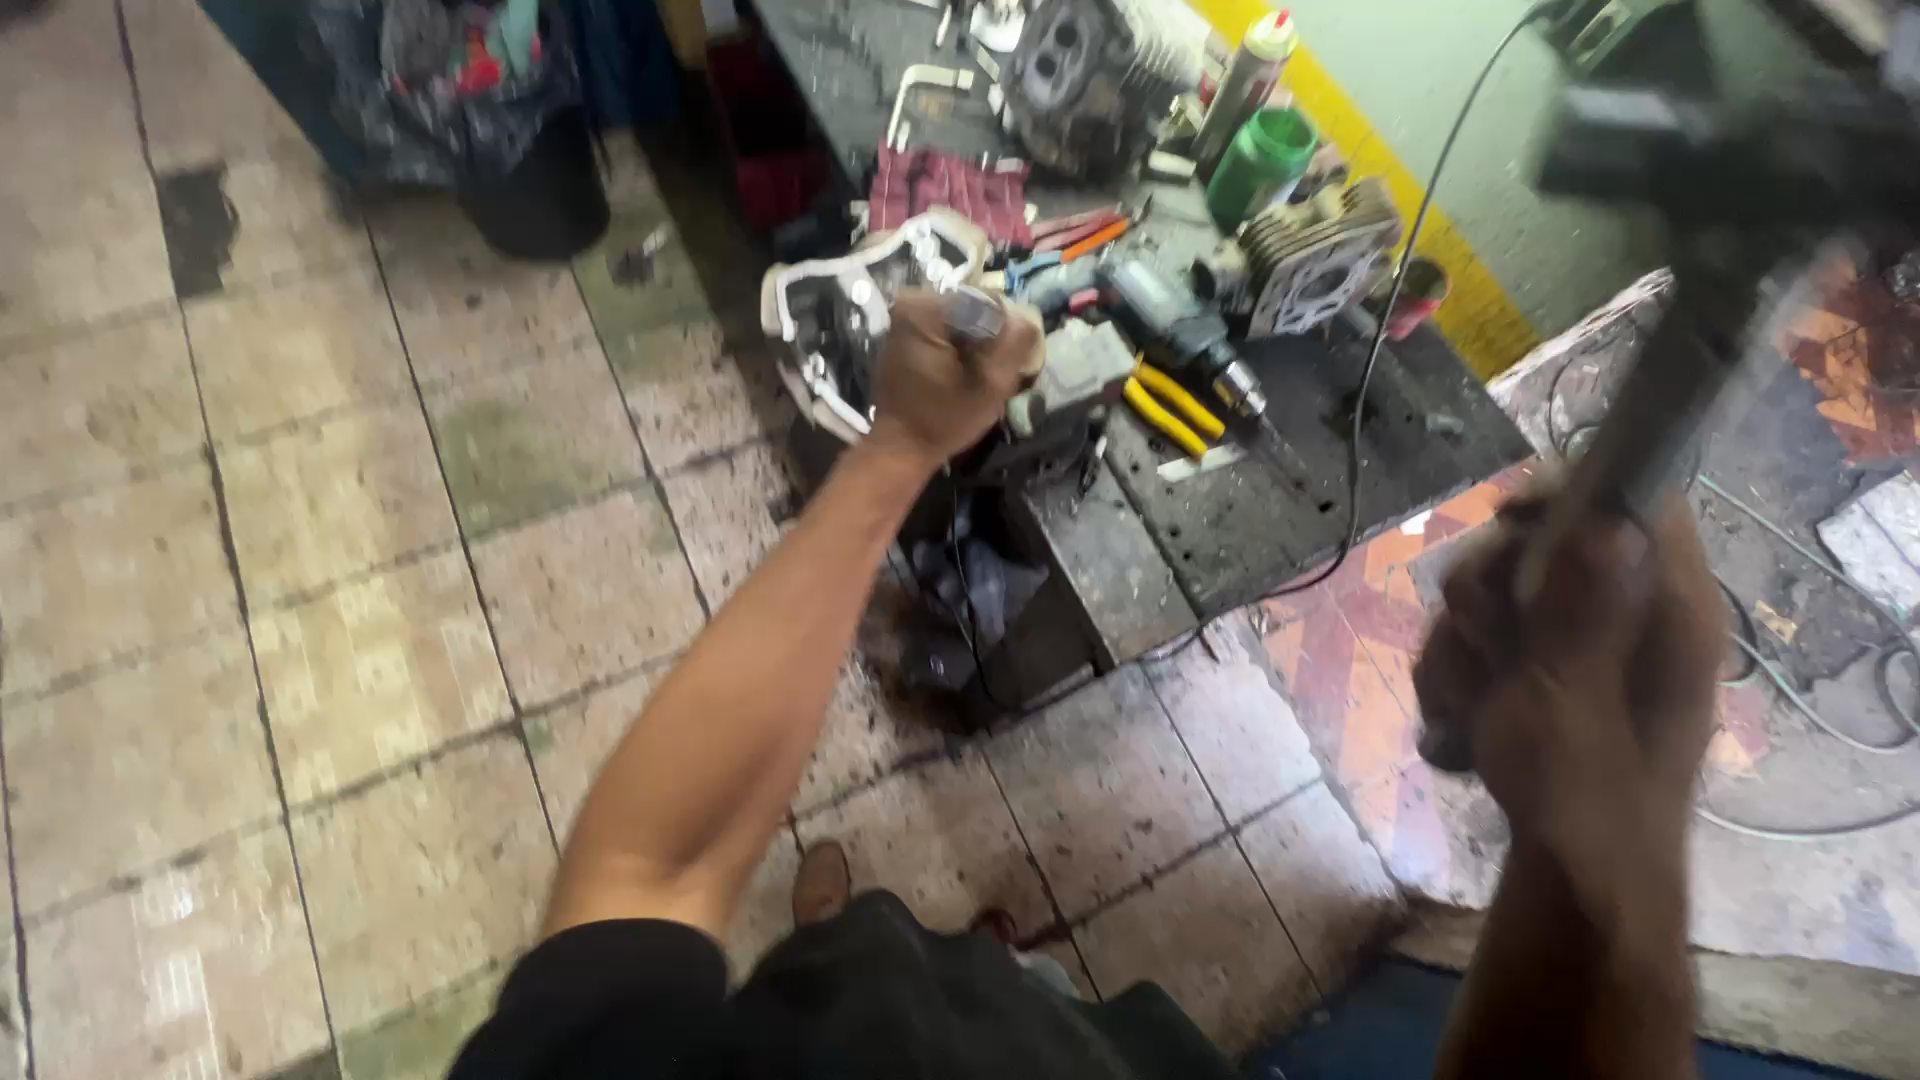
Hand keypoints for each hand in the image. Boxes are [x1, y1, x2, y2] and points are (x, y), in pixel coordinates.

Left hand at [864, 289, 1042, 469]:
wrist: (901, 448)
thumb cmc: (944, 420)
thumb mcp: (991, 386)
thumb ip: (1014, 345)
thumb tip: (1026, 319)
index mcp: (926, 309)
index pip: (989, 303)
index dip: (1005, 335)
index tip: (1003, 367)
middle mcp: (910, 304)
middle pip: (974, 310)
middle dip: (990, 340)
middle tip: (991, 375)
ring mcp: (904, 320)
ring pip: (962, 322)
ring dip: (976, 347)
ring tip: (975, 379)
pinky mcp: (905, 337)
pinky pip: (945, 332)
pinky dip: (958, 351)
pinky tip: (959, 377)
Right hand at [1413, 498, 1723, 907]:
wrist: (1566, 869)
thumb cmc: (1580, 794)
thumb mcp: (1570, 701)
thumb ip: (1581, 612)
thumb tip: (1607, 519)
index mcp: (1662, 613)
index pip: (1632, 507)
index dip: (1566, 499)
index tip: (1505, 525)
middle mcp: (1618, 615)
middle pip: (1533, 549)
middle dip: (1482, 594)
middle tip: (1481, 639)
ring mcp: (1569, 643)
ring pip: (1484, 596)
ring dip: (1456, 646)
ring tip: (1466, 703)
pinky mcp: (1531, 667)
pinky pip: (1467, 638)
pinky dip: (1450, 672)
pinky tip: (1456, 716)